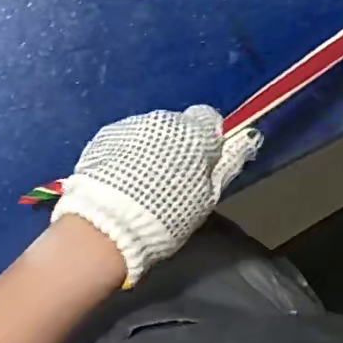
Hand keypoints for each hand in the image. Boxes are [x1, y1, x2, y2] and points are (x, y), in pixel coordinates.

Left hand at [50, 106, 261, 286]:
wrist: (106, 223)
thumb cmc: (165, 213)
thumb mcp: (206, 196)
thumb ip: (224, 165)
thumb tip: (242, 142)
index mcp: (189, 130)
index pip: (207, 119)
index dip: (207, 141)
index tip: (202, 163)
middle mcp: (156, 119)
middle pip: (174, 127)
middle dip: (175, 147)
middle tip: (170, 180)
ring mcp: (125, 126)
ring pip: (146, 134)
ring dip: (148, 150)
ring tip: (140, 183)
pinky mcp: (100, 138)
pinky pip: (122, 142)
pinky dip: (124, 156)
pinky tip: (120, 180)